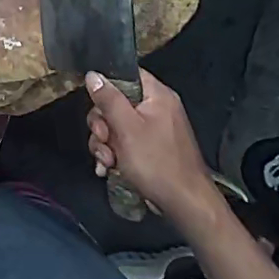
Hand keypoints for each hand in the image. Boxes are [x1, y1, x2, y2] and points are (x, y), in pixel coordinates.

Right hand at [84, 70, 222, 223]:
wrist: (185, 203)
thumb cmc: (157, 162)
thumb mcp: (126, 129)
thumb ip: (108, 100)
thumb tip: (94, 75)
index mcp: (157, 95)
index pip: (127, 75)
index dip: (107, 87)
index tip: (97, 106)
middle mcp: (157, 108)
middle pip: (117, 103)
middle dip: (103, 125)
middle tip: (103, 140)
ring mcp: (155, 130)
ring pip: (117, 126)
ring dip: (105, 144)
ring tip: (107, 162)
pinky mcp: (151, 150)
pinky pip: (126, 143)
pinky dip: (115, 154)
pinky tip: (109, 169)